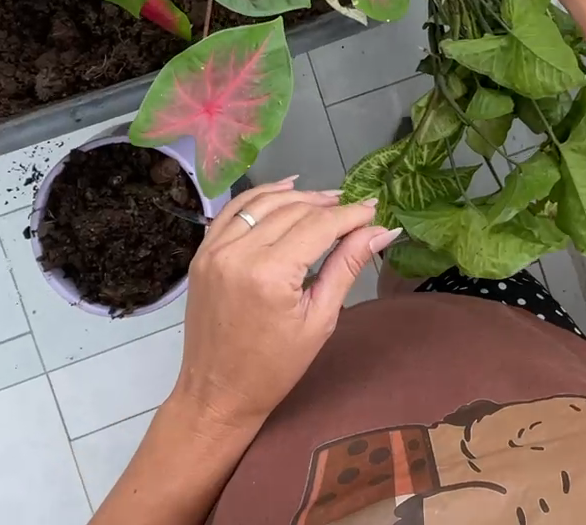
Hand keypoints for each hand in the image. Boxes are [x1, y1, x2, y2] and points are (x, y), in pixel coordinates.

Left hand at [169, 178, 401, 429]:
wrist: (215, 395)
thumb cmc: (274, 368)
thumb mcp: (320, 320)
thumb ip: (347, 266)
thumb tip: (382, 231)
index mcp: (270, 275)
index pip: (319, 226)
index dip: (350, 214)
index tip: (374, 209)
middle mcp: (239, 253)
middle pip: (294, 210)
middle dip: (329, 205)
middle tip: (356, 208)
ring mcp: (215, 250)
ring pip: (264, 202)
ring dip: (299, 196)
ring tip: (328, 198)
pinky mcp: (203, 253)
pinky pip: (235, 210)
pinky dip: (262, 195)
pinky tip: (286, 190)